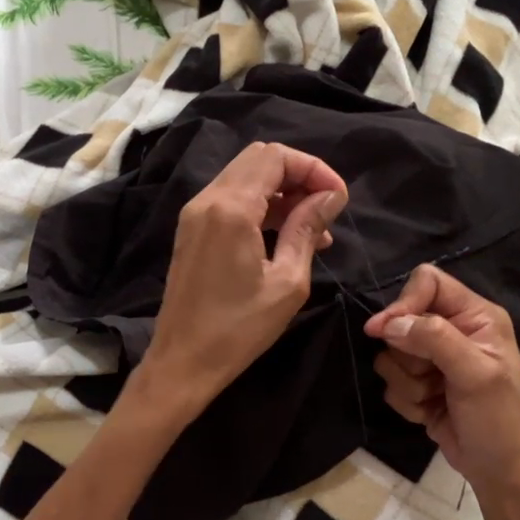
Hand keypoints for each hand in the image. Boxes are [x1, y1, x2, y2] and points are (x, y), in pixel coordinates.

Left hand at [140, 142, 348, 411]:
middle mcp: (206, 201)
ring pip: (244, 179)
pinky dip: (260, 209)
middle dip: (298, 177)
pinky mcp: (190, 233)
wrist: (182, 362)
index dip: (313, 169)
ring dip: (281, 195)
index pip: (275, 156)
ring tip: (314, 232)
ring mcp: (193, 216)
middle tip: (325, 212)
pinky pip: (230, 202)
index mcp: (230, 208)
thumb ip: (306, 230)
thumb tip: (329, 196)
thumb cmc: (238, 329)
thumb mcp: (286, 282)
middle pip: (258, 160)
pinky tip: (285, 239)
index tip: (337, 200)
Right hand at [364, 265, 519, 492]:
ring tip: (436, 398)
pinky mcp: (420, 387)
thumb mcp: (475, 374)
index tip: (382, 331)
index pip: (426, 283)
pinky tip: (432, 412)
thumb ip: (434, 339)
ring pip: (390, 356)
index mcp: (476, 316)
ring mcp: (435, 361)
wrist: (503, 472)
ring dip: (408, 383)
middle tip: (433, 377)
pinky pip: (391, 383)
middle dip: (408, 356)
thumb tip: (388, 323)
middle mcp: (454, 331)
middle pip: (400, 322)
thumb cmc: (501, 420)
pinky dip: (408, 402)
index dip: (402, 304)